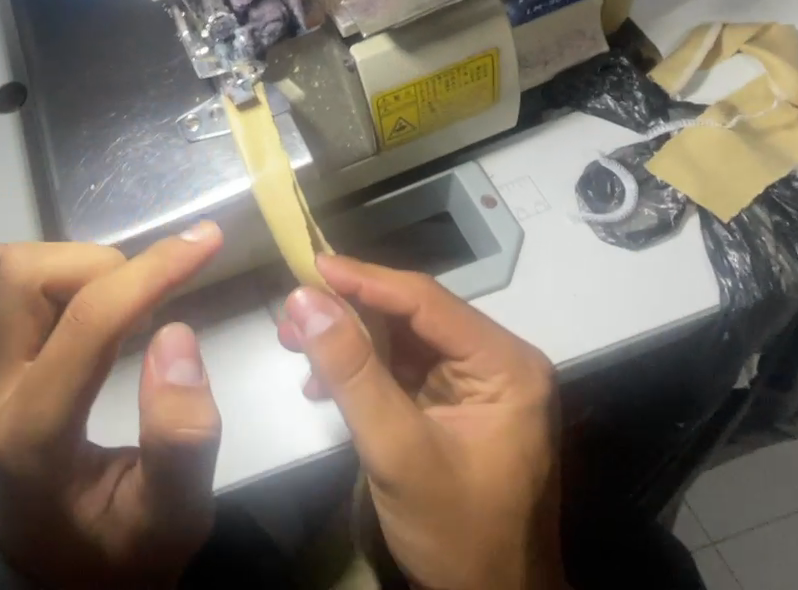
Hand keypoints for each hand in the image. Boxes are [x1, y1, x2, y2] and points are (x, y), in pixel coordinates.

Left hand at [0, 224, 224, 588]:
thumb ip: (181, 440)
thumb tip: (177, 334)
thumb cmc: (115, 552)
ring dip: (72, 265)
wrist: (52, 572)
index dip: (153, 272)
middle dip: (98, 266)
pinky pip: (6, 285)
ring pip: (5, 270)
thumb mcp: (170, 521)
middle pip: (20, 277)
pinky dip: (56, 276)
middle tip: (147, 297)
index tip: (206, 242)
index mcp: (32, 436)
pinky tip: (93, 311)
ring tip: (121, 301)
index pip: (88, 323)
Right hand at [278, 254, 563, 589]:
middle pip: (411, 315)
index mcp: (505, 365)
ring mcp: (477, 384)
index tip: (309, 264)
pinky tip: (322, 384)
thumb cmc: (457, 533)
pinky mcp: (455, 404)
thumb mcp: (398, 451)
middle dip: (348, 313)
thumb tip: (304, 298)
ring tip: (295, 345)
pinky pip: (401, 368)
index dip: (364, 279)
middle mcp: (497, 361)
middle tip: (291, 315)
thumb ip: (351, 371)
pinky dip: (360, 371)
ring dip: (347, 340)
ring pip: (401, 338)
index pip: (426, 300)